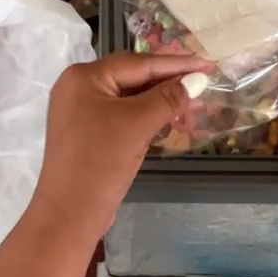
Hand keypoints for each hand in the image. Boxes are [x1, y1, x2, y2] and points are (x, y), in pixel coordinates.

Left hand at [28, 52, 214, 240]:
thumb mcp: (137, 125)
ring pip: (129, 98)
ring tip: (193, 105)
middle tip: (204, 84)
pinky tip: (169, 119)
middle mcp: (78, 87)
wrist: (69, 214)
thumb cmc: (100, 162)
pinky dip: (146, 116)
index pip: (139, 63)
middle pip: (133, 77)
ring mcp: (81, 111)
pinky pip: (122, 115)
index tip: (208, 64)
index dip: (177, 64)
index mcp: (84, 77)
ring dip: (160, 101)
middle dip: (169, 82)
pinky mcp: (87, 133)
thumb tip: (198, 79)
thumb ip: (168, 98)